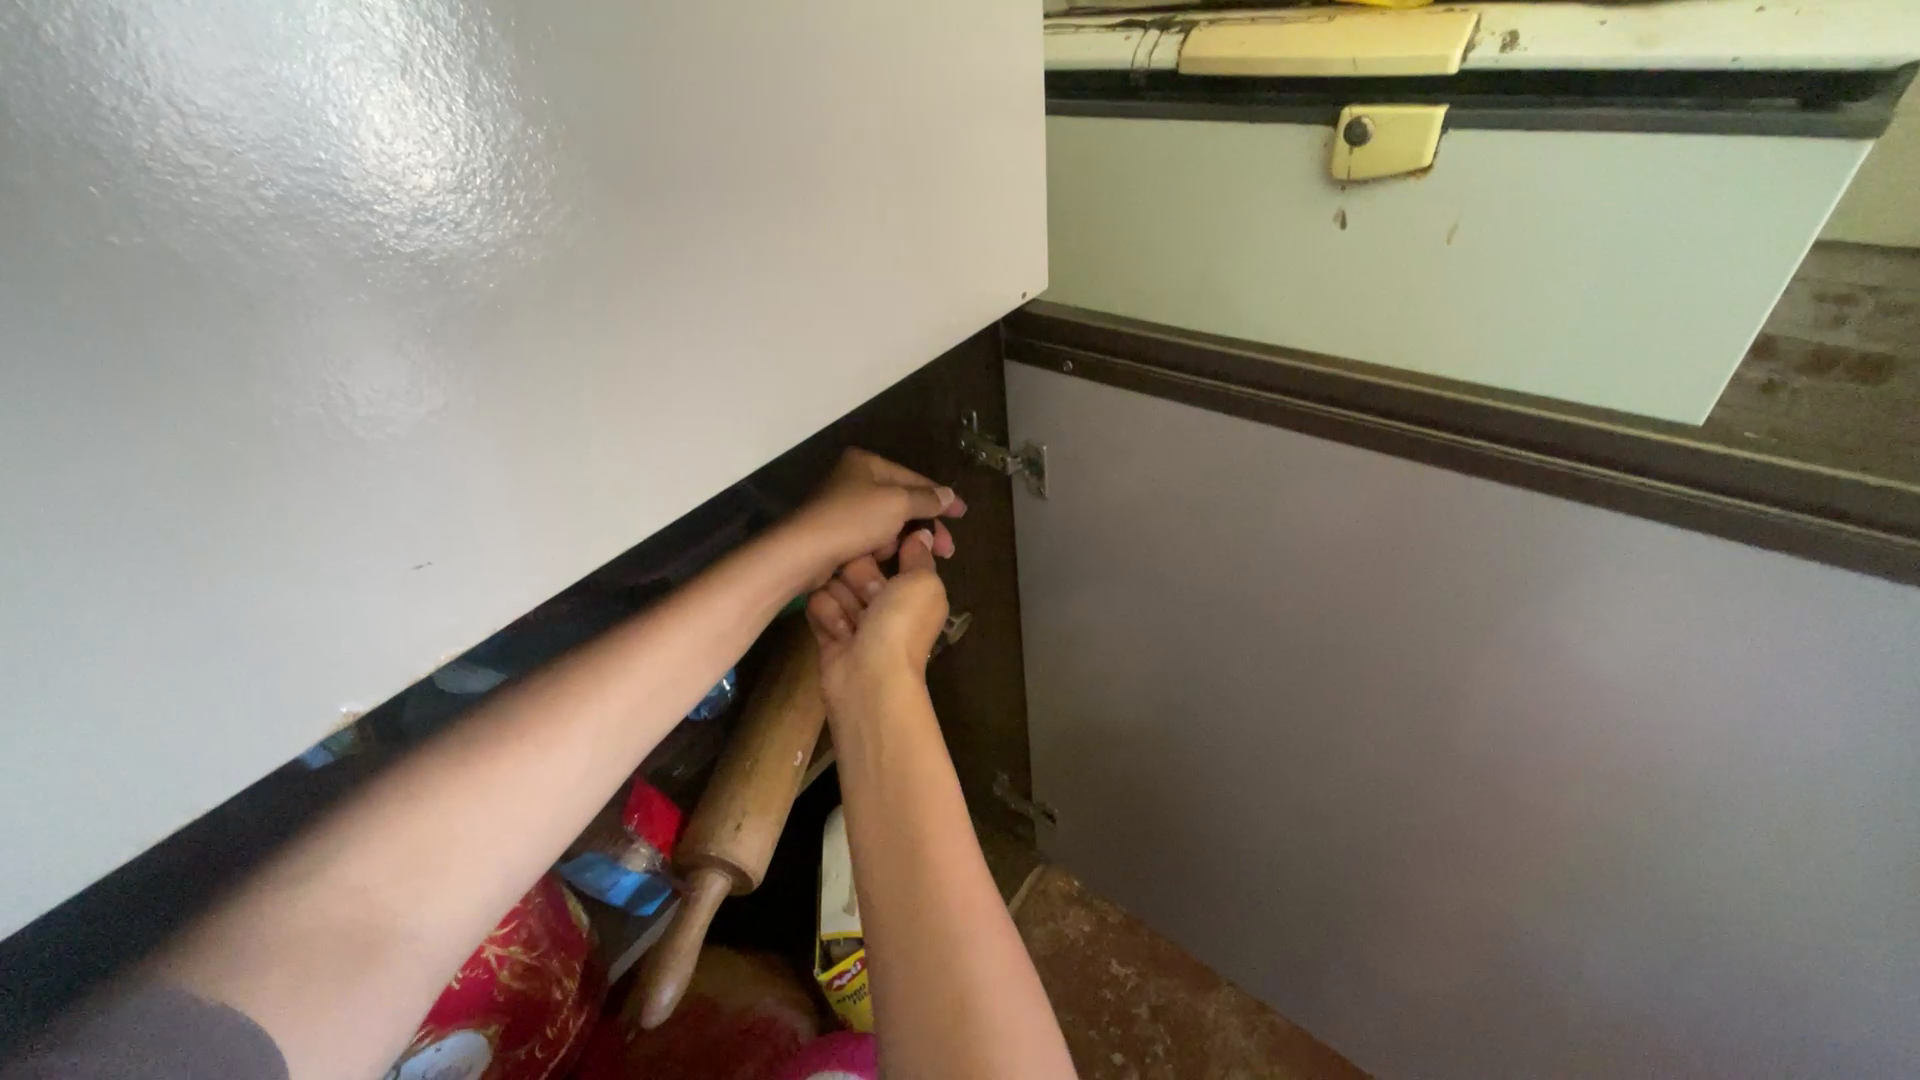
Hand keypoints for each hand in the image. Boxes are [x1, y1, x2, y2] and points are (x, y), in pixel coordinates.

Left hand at [784, 449, 965, 587]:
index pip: (914, 478)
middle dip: (924, 525)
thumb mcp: (897, 504)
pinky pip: (870, 539)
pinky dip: (879, 549)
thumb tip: (949, 494)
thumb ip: (926, 499)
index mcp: (867, 464)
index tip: (963, 514)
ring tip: (903, 554)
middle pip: (902, 502)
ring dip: (899, 540)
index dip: (940, 497)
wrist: (804, 552)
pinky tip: (882, 560)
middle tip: (947, 549)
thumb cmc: (853, 520)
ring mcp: (844, 508)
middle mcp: (854, 480)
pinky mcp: (837, 533)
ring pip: (888, 524)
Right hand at [806, 529, 948, 705]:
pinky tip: (840, 635)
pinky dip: (827, 617)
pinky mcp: (829, 632)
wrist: (871, 678)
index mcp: (913, 587)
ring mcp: (856, 617)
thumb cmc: (902, 625)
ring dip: (842, 600)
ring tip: (854, 623)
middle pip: (859, 565)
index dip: (884, 546)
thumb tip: (921, 534)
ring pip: (835, 583)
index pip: (892, 551)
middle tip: (871, 597)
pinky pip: (818, 605)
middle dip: (860, 576)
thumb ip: (919, 556)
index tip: (881, 547)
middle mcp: (886, 601)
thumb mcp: (923, 582)